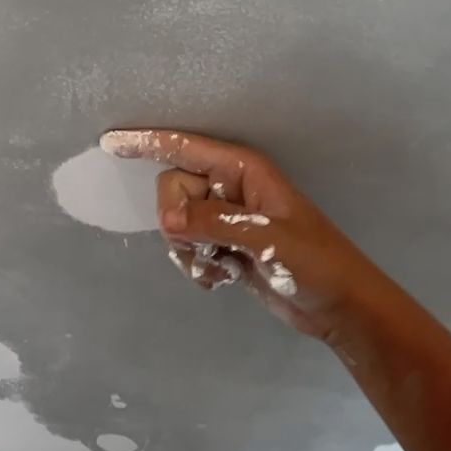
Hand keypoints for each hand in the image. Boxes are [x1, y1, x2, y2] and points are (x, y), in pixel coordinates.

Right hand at [101, 128, 377, 341]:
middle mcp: (227, 186)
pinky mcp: (222, 243)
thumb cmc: (316, 263)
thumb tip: (166, 221)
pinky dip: (196, 264)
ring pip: (174, 222)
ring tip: (223, 266)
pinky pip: (185, 246)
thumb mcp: (269, 240)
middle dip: (180, 222)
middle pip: (171, 190)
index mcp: (240, 169)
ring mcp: (224, 216)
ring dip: (190, 249)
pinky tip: (224, 277)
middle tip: (210, 246)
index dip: (146, 143)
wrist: (341, 307)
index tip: (109, 142)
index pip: (182, 149)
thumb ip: (214, 224)